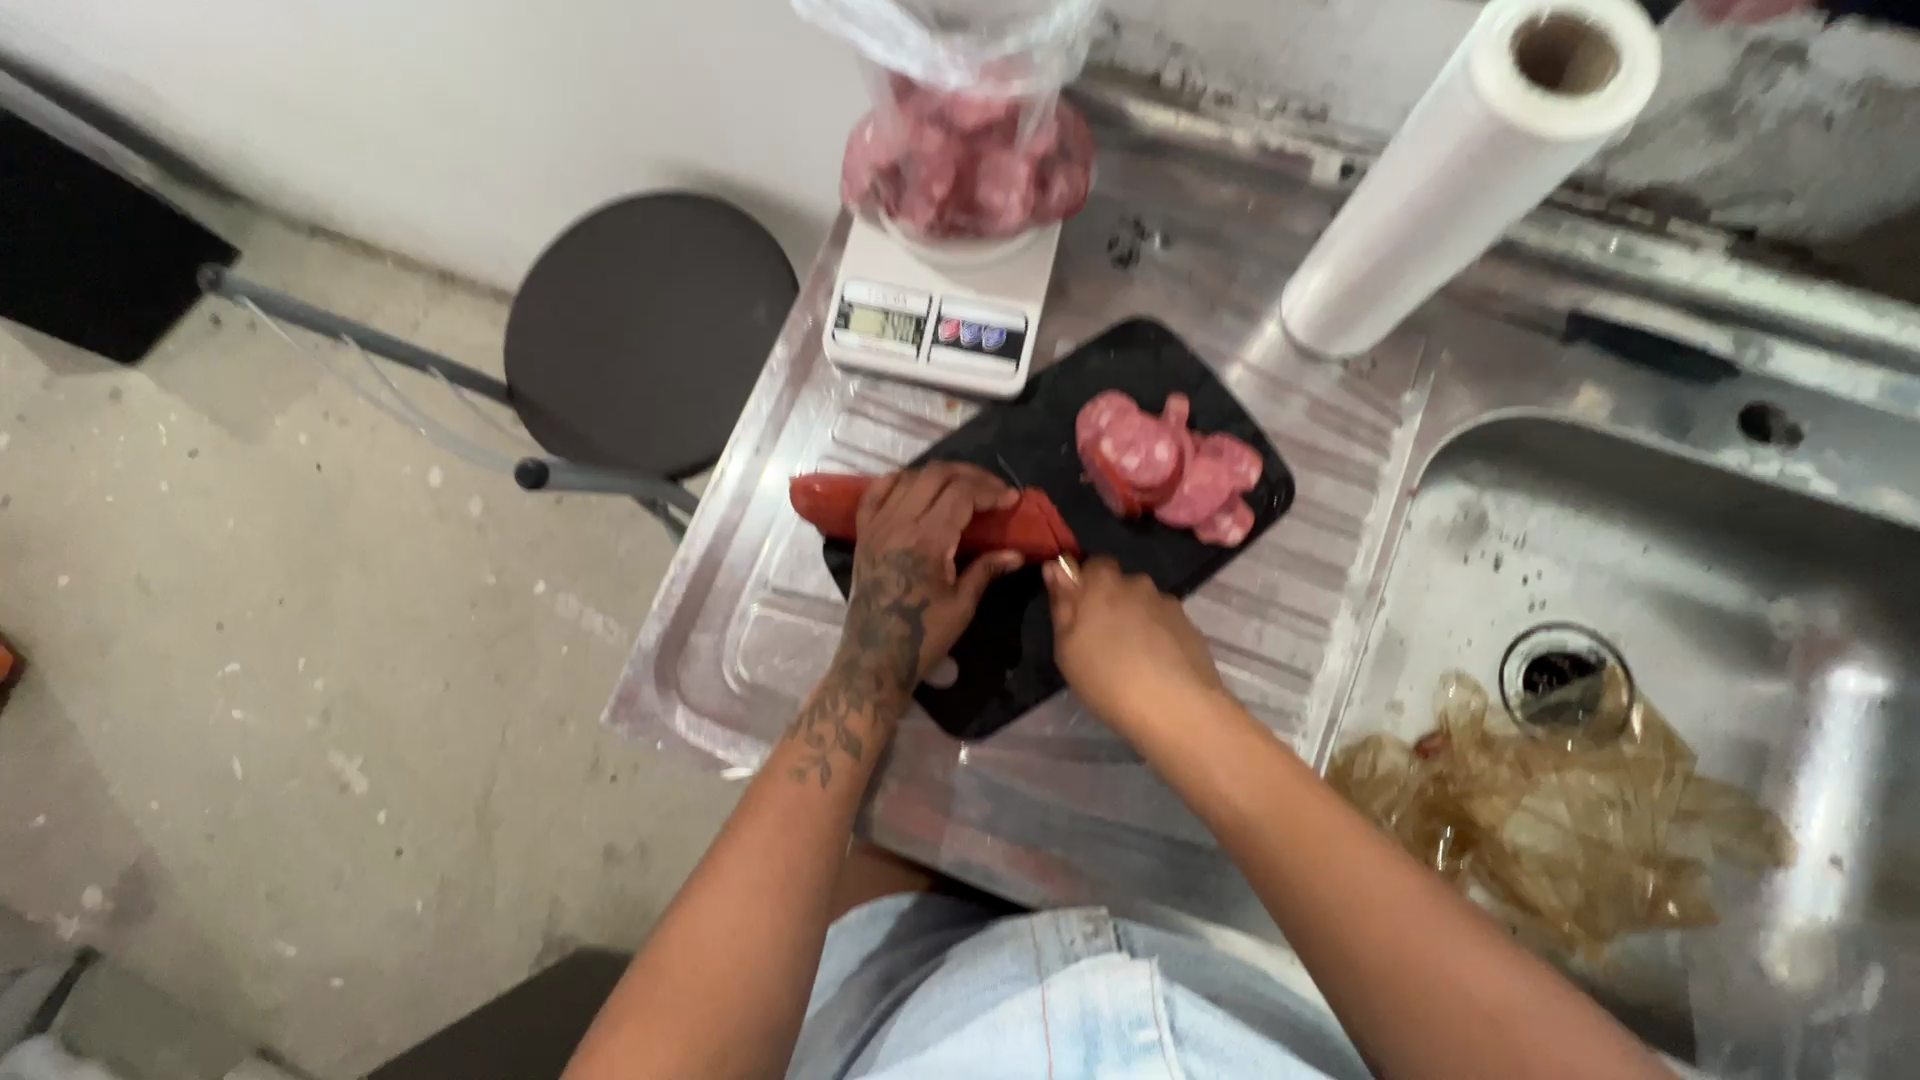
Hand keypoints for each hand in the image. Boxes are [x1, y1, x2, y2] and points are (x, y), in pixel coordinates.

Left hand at [835, 463, 1023, 709]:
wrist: (875, 657)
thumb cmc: (924, 635)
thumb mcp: (962, 604)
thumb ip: (986, 569)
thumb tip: (1016, 553)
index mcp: (926, 539)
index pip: (961, 493)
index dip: (990, 491)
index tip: (1012, 499)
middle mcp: (898, 523)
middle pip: (936, 475)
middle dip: (970, 475)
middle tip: (993, 490)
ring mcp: (876, 525)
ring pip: (909, 477)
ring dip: (939, 475)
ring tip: (963, 488)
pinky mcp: (863, 533)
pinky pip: (876, 492)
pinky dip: (899, 481)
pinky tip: (917, 488)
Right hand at [1043, 557, 1227, 732]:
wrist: (1176, 707)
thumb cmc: (1107, 678)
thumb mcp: (1067, 648)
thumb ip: (1061, 603)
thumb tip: (1054, 567)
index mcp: (1103, 583)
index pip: (1092, 565)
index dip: (1085, 585)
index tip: (1080, 615)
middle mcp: (1138, 584)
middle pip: (1120, 585)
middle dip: (1111, 604)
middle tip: (1103, 642)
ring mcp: (1168, 604)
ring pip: (1144, 605)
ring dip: (1137, 621)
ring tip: (1134, 660)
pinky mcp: (1190, 625)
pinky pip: (1165, 624)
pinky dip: (1159, 637)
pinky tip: (1156, 667)